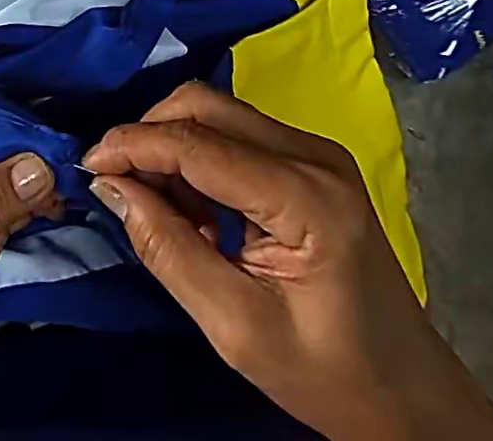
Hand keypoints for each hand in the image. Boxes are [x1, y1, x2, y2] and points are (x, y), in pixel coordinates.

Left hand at [0, 128, 58, 440]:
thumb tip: (40, 166)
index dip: (16, 129)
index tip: (57, 138)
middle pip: (1, 147)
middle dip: (38, 153)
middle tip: (76, 162)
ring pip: (16, 176)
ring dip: (46, 179)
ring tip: (76, 184)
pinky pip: (21, 207)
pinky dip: (43, 204)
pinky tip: (64, 203)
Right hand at [83, 83, 492, 440]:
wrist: (404, 387)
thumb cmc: (325, 371)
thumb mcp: (235, 327)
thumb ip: (168, 249)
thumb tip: (113, 186)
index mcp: (306, 196)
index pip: (202, 144)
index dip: (136, 145)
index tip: (88, 165)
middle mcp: (314, 153)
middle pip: (210, 106)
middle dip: (152, 133)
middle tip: (116, 184)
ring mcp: (316, 151)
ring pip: (221, 113)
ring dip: (174, 144)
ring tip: (155, 205)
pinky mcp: (311, 160)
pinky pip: (238, 134)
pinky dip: (200, 156)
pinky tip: (193, 206)